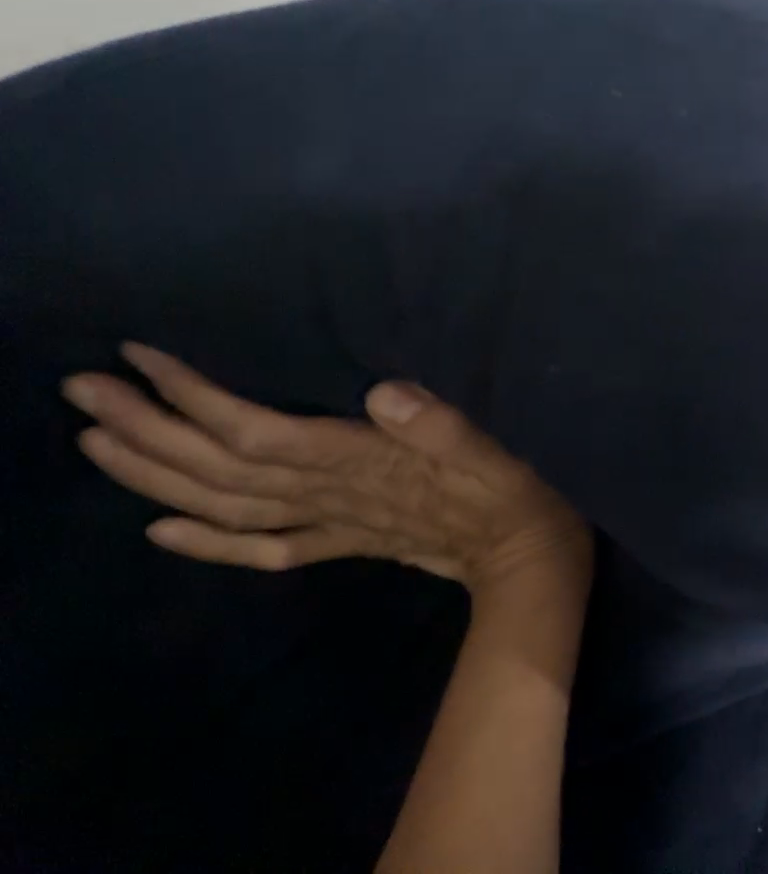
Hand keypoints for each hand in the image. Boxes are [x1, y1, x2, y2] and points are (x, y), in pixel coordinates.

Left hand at [63, 343, 590, 594]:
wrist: (530, 560)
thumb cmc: (516, 497)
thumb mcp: (493, 453)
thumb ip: (440, 427)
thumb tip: (384, 392)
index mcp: (364, 467)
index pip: (259, 434)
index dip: (194, 401)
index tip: (143, 361)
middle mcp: (333, 498)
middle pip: (221, 470)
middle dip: (148, 431)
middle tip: (84, 390)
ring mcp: (335, 526)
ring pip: (227, 507)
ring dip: (155, 479)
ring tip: (98, 443)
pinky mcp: (347, 543)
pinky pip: (265, 549)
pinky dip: (207, 542)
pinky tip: (162, 531)